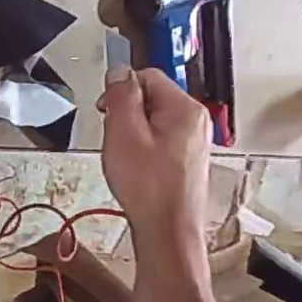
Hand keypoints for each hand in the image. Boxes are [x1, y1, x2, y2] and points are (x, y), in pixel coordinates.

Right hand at [102, 67, 210, 241]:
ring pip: (152, 119)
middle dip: (126, 113)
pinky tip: (135, 167)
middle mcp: (195, 120)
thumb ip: (121, 96)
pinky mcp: (187, 157)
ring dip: (132, 132)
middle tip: (116, 138)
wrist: (167, 230)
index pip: (147, 75)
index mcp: (184, 108)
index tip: (106, 111)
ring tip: (126, 156)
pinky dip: (142, 147)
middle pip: (150, 97)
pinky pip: (158, 138)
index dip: (121, 90)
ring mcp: (193, 140)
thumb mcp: (124, 133)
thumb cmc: (148, 187)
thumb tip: (119, 71)